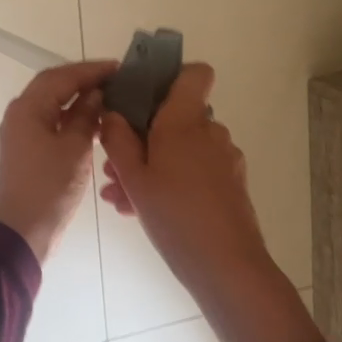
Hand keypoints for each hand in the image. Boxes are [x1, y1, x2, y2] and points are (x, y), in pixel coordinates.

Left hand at [0, 60, 117, 262]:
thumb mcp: (74, 149)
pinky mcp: (27, 149)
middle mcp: (20, 114)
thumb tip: (95, 95)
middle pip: (53, 86)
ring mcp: (21, 132)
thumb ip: (85, 117)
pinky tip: (95, 124)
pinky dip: (71, 119)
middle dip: (83, 80)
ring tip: (110, 99)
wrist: (22, 228)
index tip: (118, 68)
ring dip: (78, 100)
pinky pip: (51, 122)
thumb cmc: (49, 187)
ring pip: (52, 105)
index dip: (90, 70)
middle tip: (115, 80)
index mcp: (27, 108)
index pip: (60, 77)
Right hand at [97, 64, 270, 291]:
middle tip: (113, 167)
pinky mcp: (229, 184)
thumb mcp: (132, 177)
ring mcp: (223, 159)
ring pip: (179, 148)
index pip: (194, 74)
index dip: (170, 77)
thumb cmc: (174, 215)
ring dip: (149, 164)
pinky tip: (139, 208)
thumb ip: (117, 139)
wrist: (226, 266)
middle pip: (175, 117)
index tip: (142, 97)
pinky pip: (192, 170)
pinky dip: (168, 181)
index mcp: (185, 121)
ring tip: (119, 195)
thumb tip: (113, 114)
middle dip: (142, 136)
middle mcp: (210, 132)